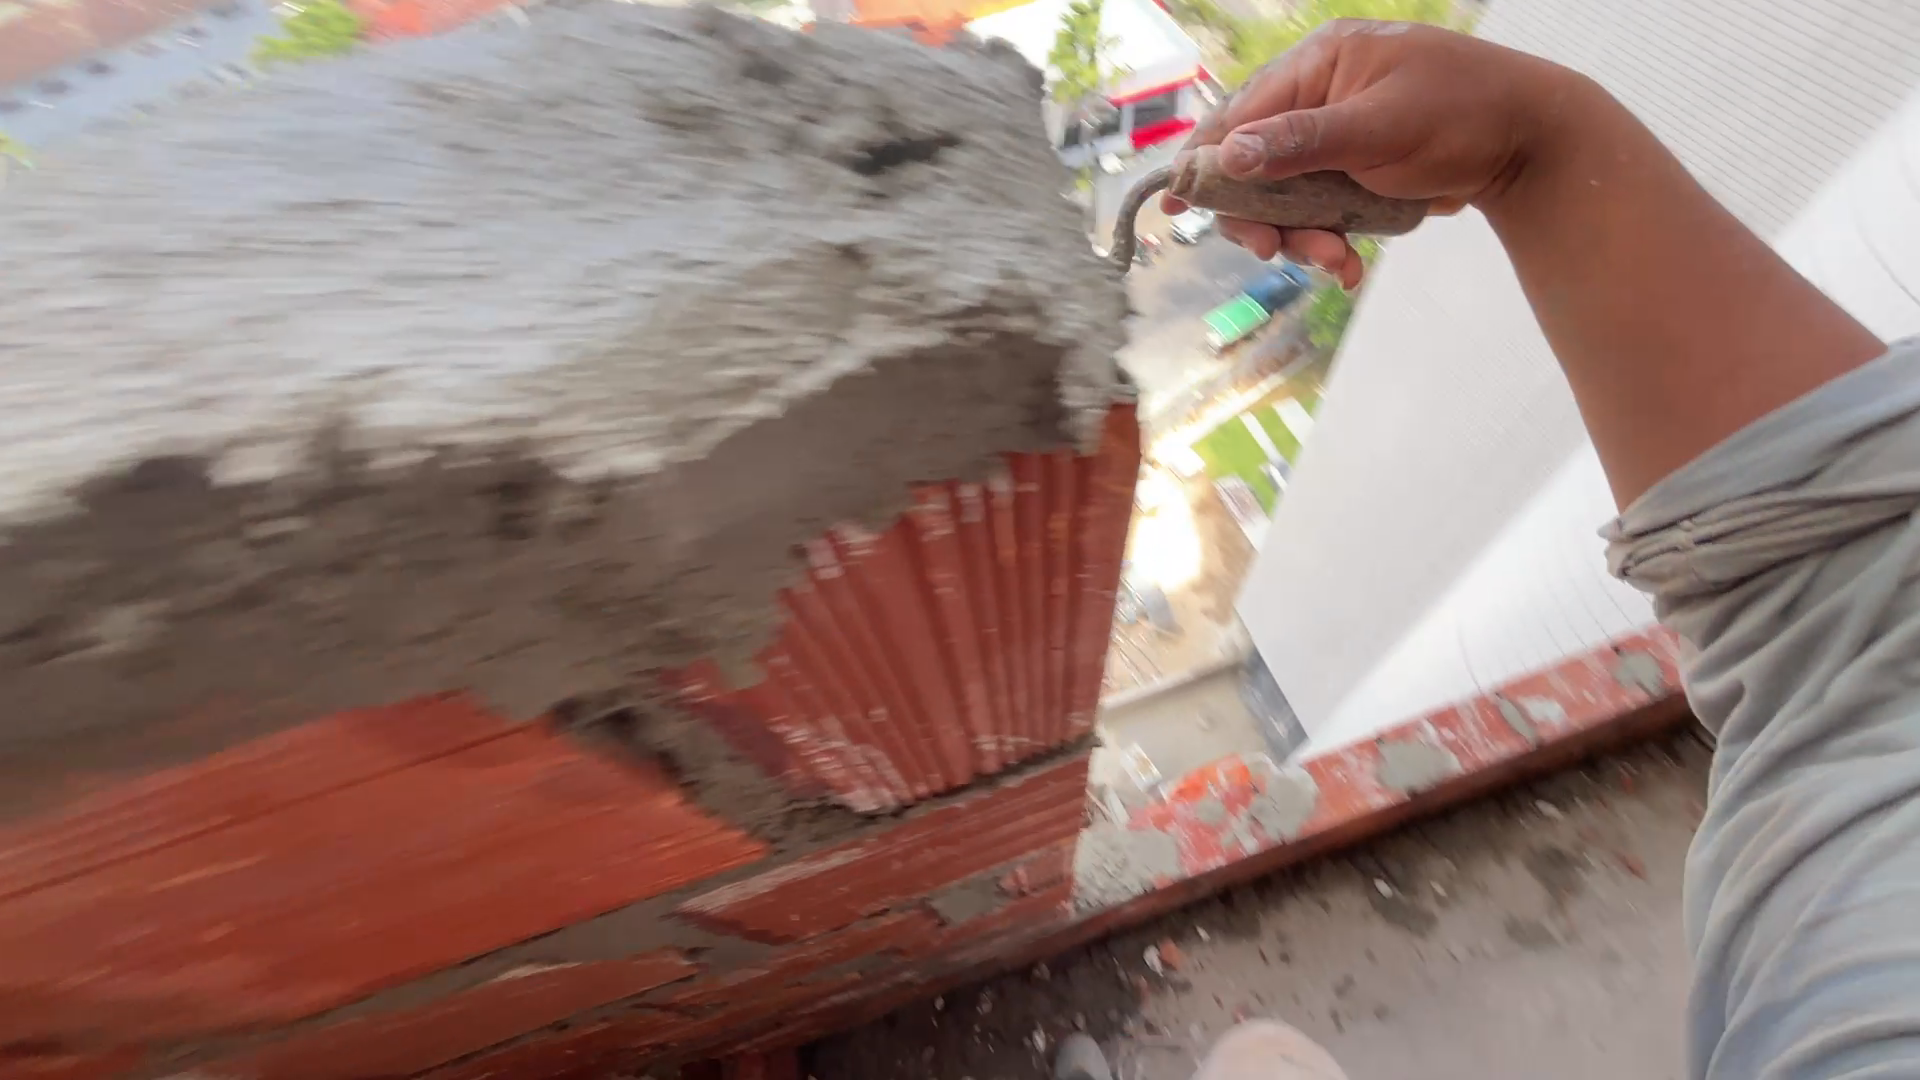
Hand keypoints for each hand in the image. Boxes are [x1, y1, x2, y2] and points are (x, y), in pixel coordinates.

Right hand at [1162, 21, 1580, 287]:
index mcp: (1317, 66)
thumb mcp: (1376, 128)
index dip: (1203, 161)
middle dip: (1262, 217)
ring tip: (1337, 260)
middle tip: (1273, 251)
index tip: (1176, 202)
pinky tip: (1348, 265)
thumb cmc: (1460, 115)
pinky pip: (1312, 213)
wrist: (1528, 143)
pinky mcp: (1344, 174)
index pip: (1238, 116)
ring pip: (1280, 200)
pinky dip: (1325, 243)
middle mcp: (1313, 100)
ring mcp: (1327, 140)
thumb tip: (1225, 156)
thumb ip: (1297, 142)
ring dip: (1301, 239)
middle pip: (1251, 168)